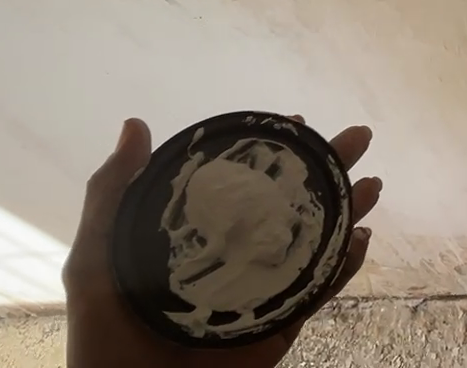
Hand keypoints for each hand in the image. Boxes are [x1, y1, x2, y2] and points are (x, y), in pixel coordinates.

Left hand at [63, 118, 382, 367]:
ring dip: (349, 209)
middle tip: (358, 137)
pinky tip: (359, 239)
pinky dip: (346, 265)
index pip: (248, 182)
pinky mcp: (281, 326)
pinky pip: (321, 292)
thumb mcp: (94, 264)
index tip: (295, 121)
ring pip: (319, 240)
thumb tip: (135, 124)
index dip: (275, 149)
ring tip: (372, 184)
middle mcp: (241, 255)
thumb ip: (110, 197)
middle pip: (295, 202)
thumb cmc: (106, 344)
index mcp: (204, 236)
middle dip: (331, 167)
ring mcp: (266, 290)